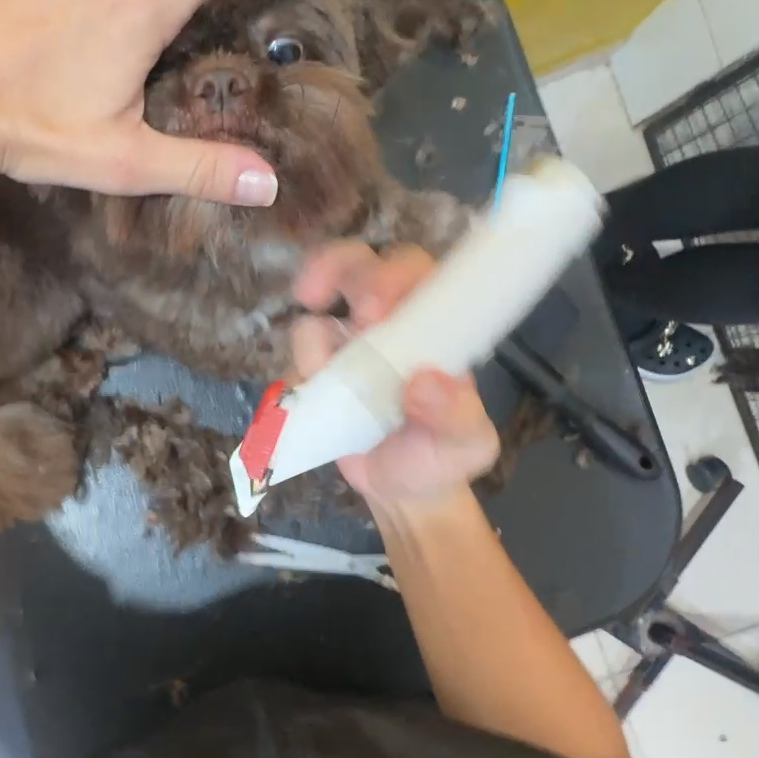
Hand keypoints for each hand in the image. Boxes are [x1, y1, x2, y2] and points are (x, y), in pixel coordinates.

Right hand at [291, 243, 500, 504]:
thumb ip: (457, 415)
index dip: (391, 275)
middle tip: (343, 315)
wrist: (399, 491)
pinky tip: (314, 404)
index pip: (414, 272)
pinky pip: (293, 365)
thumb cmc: (439, 456)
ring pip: (315, 314)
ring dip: (313, 344)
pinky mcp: (314, 374)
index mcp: (430, 326)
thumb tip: (425, 382)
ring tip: (326, 382)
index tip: (376, 308)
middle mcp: (386, 324)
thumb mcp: (465, 445)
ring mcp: (345, 346)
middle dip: (337, 274)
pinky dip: (297, 379)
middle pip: (356, 266)